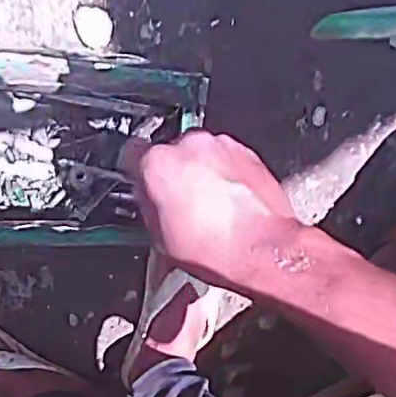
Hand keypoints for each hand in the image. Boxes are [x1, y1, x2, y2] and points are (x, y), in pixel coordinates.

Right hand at [124, 130, 306, 290]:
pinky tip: (227, 207)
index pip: (133, 154)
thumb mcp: (162, 240)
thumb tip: (150, 200)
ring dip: (201, 175)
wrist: (263, 251)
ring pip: (200, 156)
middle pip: (170, 154)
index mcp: (159, 164)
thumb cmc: (218, 250)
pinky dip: (225, 177)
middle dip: (174, 177)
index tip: (141, 183)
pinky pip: (226, 160)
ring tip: (208, 211)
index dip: (136, 174)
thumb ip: (150, 208)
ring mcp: (222, 145)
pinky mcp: (247, 152)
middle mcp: (190, 145)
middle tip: (179, 208)